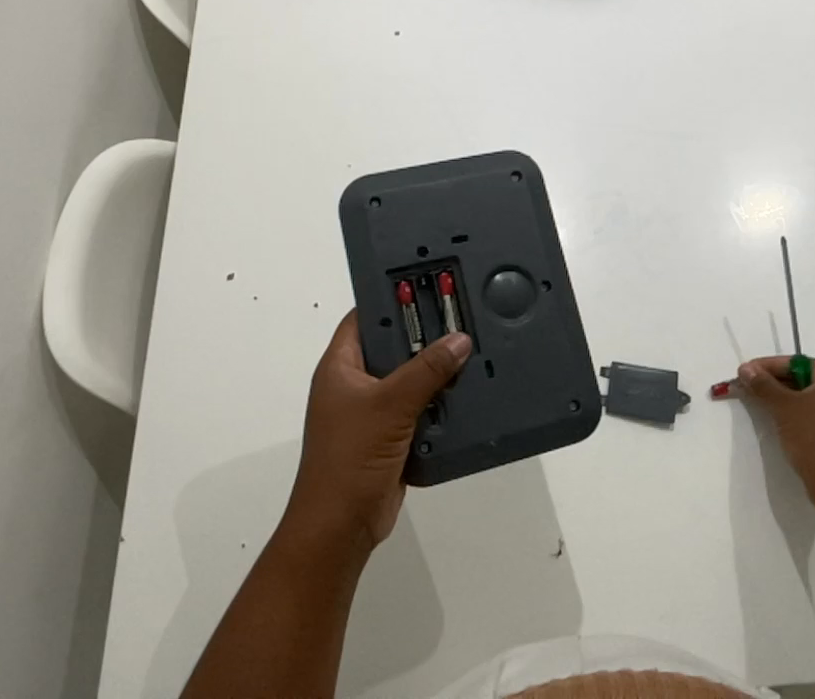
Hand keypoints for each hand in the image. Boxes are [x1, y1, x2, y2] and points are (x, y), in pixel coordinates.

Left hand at [284, 310, 471, 551]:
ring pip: (409, 381)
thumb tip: (460, 339)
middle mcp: (354, 384)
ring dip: (437, 374)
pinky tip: (469, 396)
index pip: (364, 318)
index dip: (391, 300)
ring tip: (474, 353)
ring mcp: (371, 413)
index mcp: (340, 366)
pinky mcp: (390, 438)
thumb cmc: (351, 456)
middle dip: (425, 338)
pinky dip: (439, 405)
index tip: (429, 287)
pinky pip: (419, 411)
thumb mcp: (390, 405)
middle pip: (392, 348)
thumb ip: (426, 370)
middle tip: (463, 320)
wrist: (341, 526)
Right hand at [735, 355, 814, 506]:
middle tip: (752, 386)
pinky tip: (782, 423)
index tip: (749, 371)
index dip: (772, 365)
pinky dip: (799, 414)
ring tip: (762, 403)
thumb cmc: (812, 438)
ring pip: (812, 400)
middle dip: (777, 382)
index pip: (801, 363)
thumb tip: (746, 368)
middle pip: (807, 380)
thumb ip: (763, 385)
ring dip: (786, 399)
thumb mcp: (783, 407)